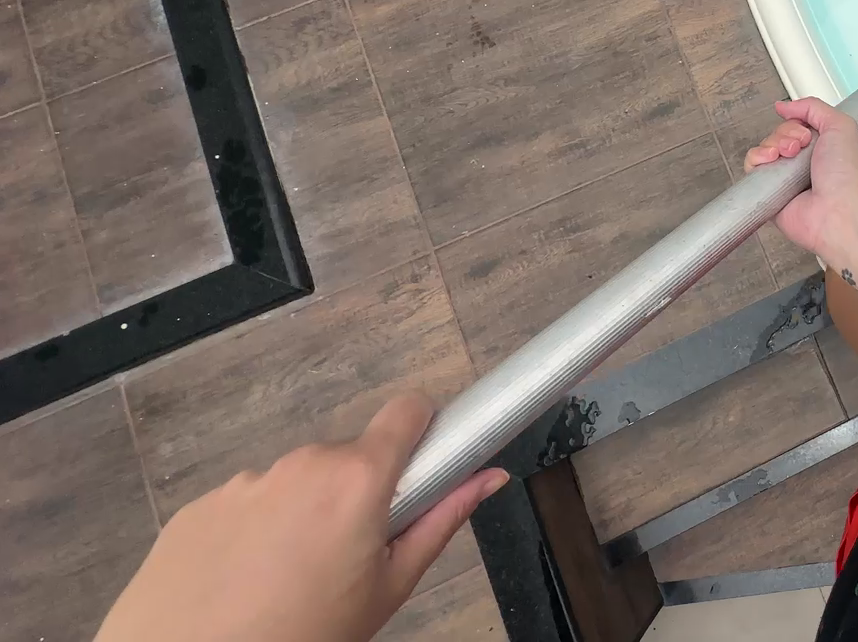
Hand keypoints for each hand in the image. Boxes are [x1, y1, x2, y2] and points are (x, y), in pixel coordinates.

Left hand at [96, 393, 508, 641]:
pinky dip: (251, 531)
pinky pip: (244, 504)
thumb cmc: (306, 635)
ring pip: (296, 481)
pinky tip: (237, 583)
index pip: (408, 408)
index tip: (415, 469)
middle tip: (345, 551)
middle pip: (350, 455)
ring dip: (302, 510)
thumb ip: (445, 519)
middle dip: (356, 490)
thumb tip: (495, 474)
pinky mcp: (191, 512)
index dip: (420, 429)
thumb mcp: (390, 586)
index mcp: (359, 475)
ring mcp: (241, 485)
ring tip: (282, 576)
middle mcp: (303, 463)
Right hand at [744, 97, 857, 265]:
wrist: (840, 211)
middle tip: (799, 147)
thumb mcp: (840, 125)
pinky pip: (752, 170)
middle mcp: (803, 164)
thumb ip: (813, 108)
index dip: (797, 124)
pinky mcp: (770, 194)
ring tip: (787, 156)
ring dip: (772, 145)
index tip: (808, 133)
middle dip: (785, 135)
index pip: (796, 125)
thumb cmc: (847, 175)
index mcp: (821, 148)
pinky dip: (757, 160)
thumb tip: (784, 106)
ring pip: (764, 150)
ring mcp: (786, 179)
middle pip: (778, 135)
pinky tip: (770, 161)